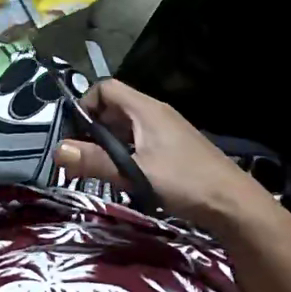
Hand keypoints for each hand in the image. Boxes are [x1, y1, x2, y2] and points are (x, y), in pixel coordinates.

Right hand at [55, 79, 265, 228]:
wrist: (233, 203)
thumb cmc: (185, 182)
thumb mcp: (135, 172)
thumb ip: (96, 161)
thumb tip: (58, 150)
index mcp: (146, 110)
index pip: (106, 88)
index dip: (85, 105)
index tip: (74, 134)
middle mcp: (154, 114)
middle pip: (113, 108)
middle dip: (92, 129)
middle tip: (79, 157)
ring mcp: (165, 132)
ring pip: (125, 128)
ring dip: (107, 145)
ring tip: (95, 170)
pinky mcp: (171, 150)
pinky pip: (138, 143)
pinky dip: (124, 155)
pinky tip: (122, 178)